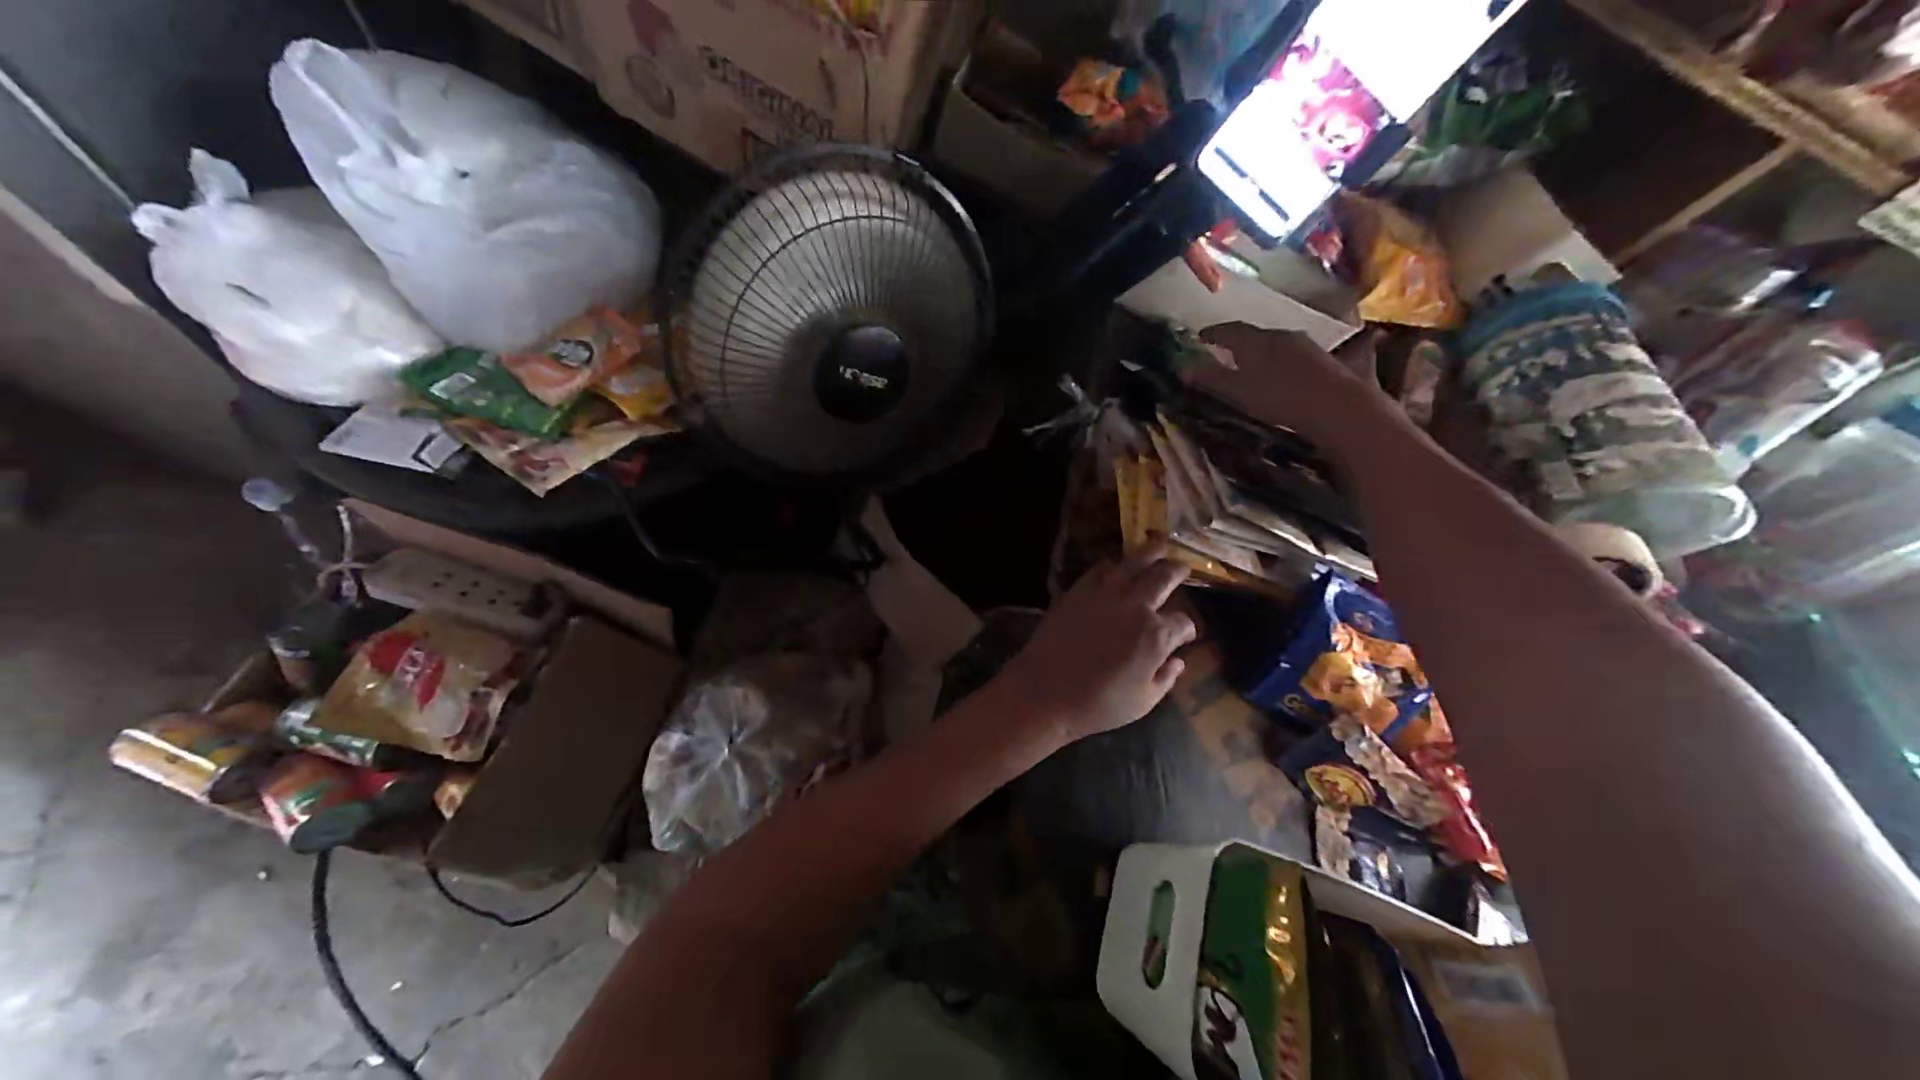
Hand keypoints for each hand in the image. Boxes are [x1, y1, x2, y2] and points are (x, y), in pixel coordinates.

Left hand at [986, 545, 1198, 743]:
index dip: (1188, 630)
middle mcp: (1136, 605)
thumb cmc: (1097, 704)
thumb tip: (1177, 661)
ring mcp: (1106, 592)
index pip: (1184, 623)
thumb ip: (1165, 678)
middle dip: (1179, 570)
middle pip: (1165, 576)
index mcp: (1157, 634)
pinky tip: (1117, 568)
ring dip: (1152, 551)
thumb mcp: (1143, 701)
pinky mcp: (1079, 589)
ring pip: (1135, 560)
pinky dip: (1115, 564)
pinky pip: (1102, 567)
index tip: (1185, 635)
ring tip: (1160, 543)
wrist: (1044, 691)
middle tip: (1184, 566)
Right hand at [1185, 323, 1398, 449]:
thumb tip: (1181, 367)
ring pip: (1275, 343)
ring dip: (1261, 351)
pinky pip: (1292, 354)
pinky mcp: (1323, 359)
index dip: (1213, 333)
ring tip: (1252, 363)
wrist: (1335, 404)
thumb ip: (1210, 378)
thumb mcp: (1237, 391)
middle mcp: (1279, 335)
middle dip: (1238, 341)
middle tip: (1225, 349)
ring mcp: (1304, 345)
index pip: (1229, 330)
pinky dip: (1280, 360)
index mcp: (1254, 340)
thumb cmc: (1278, 397)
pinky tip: (1281, 374)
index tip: (1201, 336)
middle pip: (1254, 334)